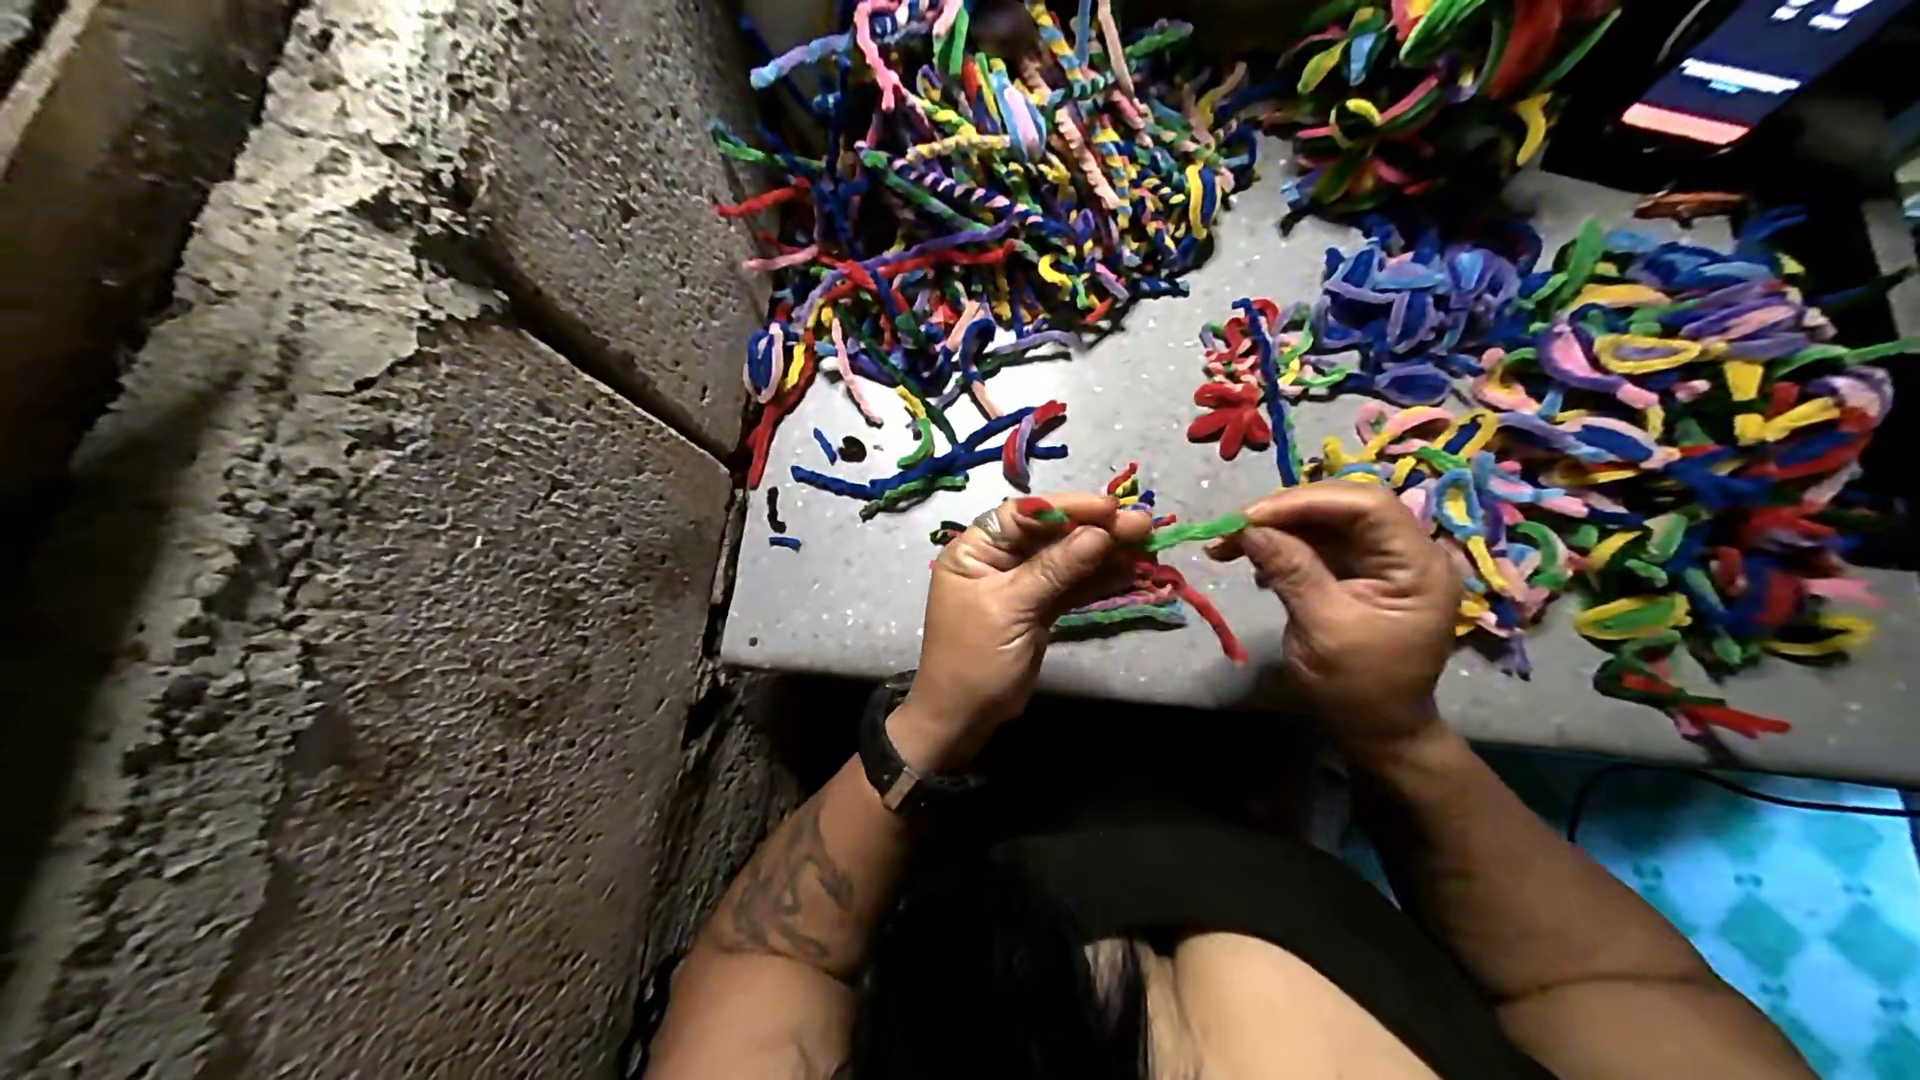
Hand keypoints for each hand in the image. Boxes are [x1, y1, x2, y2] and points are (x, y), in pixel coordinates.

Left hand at [901, 493, 1150, 763]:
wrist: (964, 717)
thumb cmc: (973, 659)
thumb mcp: (1010, 609)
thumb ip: (1054, 570)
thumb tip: (1099, 533)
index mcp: (975, 549)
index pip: (1024, 514)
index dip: (1067, 508)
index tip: (1109, 508)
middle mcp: (998, 559)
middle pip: (1051, 534)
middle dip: (1096, 528)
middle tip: (1142, 524)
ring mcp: (1022, 583)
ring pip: (1068, 559)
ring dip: (1107, 552)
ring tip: (1148, 543)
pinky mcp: (1041, 608)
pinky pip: (1073, 586)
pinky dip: (1101, 579)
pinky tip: (1132, 569)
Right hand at [1206, 482, 1459, 753]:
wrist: (1375, 727)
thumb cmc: (1358, 686)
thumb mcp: (1322, 628)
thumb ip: (1291, 571)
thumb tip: (1249, 528)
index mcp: (1417, 565)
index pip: (1367, 505)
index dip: (1307, 501)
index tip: (1251, 517)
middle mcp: (1404, 552)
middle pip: (1342, 506)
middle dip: (1284, 512)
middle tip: (1232, 528)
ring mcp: (1379, 560)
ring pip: (1323, 521)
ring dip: (1273, 528)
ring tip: (1228, 545)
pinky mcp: (1354, 569)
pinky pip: (1315, 542)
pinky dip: (1279, 545)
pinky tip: (1251, 560)